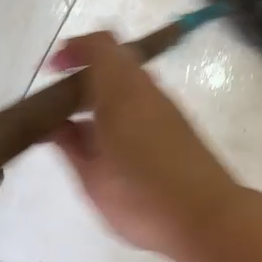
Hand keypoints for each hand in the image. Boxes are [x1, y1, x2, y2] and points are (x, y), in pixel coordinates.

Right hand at [47, 33, 247, 261]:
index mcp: (122, 91)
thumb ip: (71, 146)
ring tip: (79, 130)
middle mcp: (147, 90)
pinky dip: (121, 110)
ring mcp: (168, 107)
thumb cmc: (142, 197)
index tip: (52, 70)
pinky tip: (109, 146)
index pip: (100, 45)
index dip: (74, 49)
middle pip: (116, 62)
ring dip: (104, 95)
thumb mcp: (93, 178)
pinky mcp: (179, 125)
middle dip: (85, 75)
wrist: (208, 216)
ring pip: (131, 84)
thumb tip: (57, 124)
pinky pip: (143, 102)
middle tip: (59, 104)